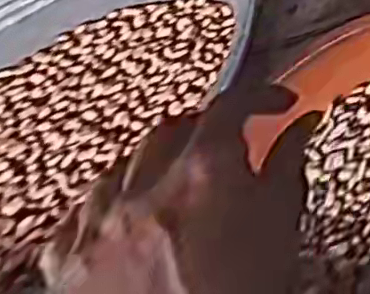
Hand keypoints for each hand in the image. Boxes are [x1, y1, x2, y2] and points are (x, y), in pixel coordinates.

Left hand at [40, 83, 319, 293]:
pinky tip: (123, 208)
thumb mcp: (282, 216)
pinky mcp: (67, 272)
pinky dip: (102, 202)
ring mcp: (99, 231)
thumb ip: (289, 160)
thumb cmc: (240, 289)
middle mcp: (147, 190)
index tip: (276, 103)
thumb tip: (302, 127)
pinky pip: (75, 217)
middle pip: (171, 127)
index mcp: (207, 170)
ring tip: (180, 167)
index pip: (231, 103)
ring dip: (153, 157)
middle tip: (232, 132)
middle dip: (206, 123)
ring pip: (119, 166)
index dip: (260, 95)